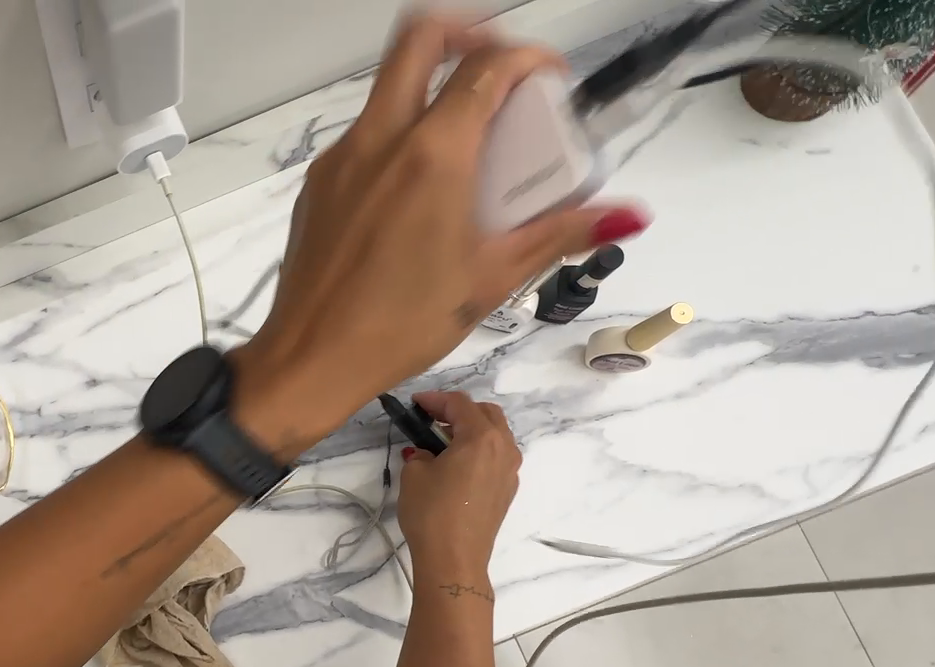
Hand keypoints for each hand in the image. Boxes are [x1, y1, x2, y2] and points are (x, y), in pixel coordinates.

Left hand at [235, 14, 648, 441]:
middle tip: (493, 77)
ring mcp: (336, 164)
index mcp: (430, 155)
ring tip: (457, 150)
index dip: (529, 59)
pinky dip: (391, 142)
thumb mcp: (487, 282)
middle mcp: (377, 142)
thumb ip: (557, 236)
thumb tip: (626, 216)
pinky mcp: (313, 191)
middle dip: (465, 35)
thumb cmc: (398, 327)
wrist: (308, 363)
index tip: (547, 86)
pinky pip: (358, 142)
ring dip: (424, 95)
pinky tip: (408, 196)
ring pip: (383, 94)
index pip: (488, 64)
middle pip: (419, 41)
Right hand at [395, 390, 521, 588]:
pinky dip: (478, 451)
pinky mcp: (508, 489)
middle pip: (485, 414)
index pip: (460, 404)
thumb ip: (420, 454)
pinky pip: (496, 457)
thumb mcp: (414, 475)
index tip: (415, 403)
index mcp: (482, 437)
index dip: (435, 399)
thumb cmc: (432, 512)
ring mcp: (510, 470)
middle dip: (458, 411)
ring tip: (443, 442)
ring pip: (495, 435)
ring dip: (471, 431)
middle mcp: (504, 448)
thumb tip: (426, 453)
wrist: (454, 557)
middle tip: (431, 419)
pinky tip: (456, 465)